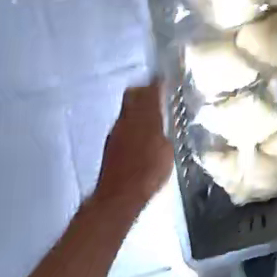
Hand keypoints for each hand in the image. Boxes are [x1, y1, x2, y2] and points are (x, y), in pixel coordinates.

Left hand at [95, 78, 172, 210]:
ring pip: (126, 109)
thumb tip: (162, 126)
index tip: (163, 79)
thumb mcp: (167, 150)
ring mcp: (116, 131)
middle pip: (133, 94)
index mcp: (145, 116)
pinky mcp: (110, 145)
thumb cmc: (148, 173)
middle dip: (143, 89)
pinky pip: (122, 125)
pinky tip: (139, 135)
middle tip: (154, 91)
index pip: (150, 90)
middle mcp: (127, 119)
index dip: (158, 82)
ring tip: (150, 114)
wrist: (119, 196)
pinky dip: (131, 123)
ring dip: (137, 107)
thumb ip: (164, 132)